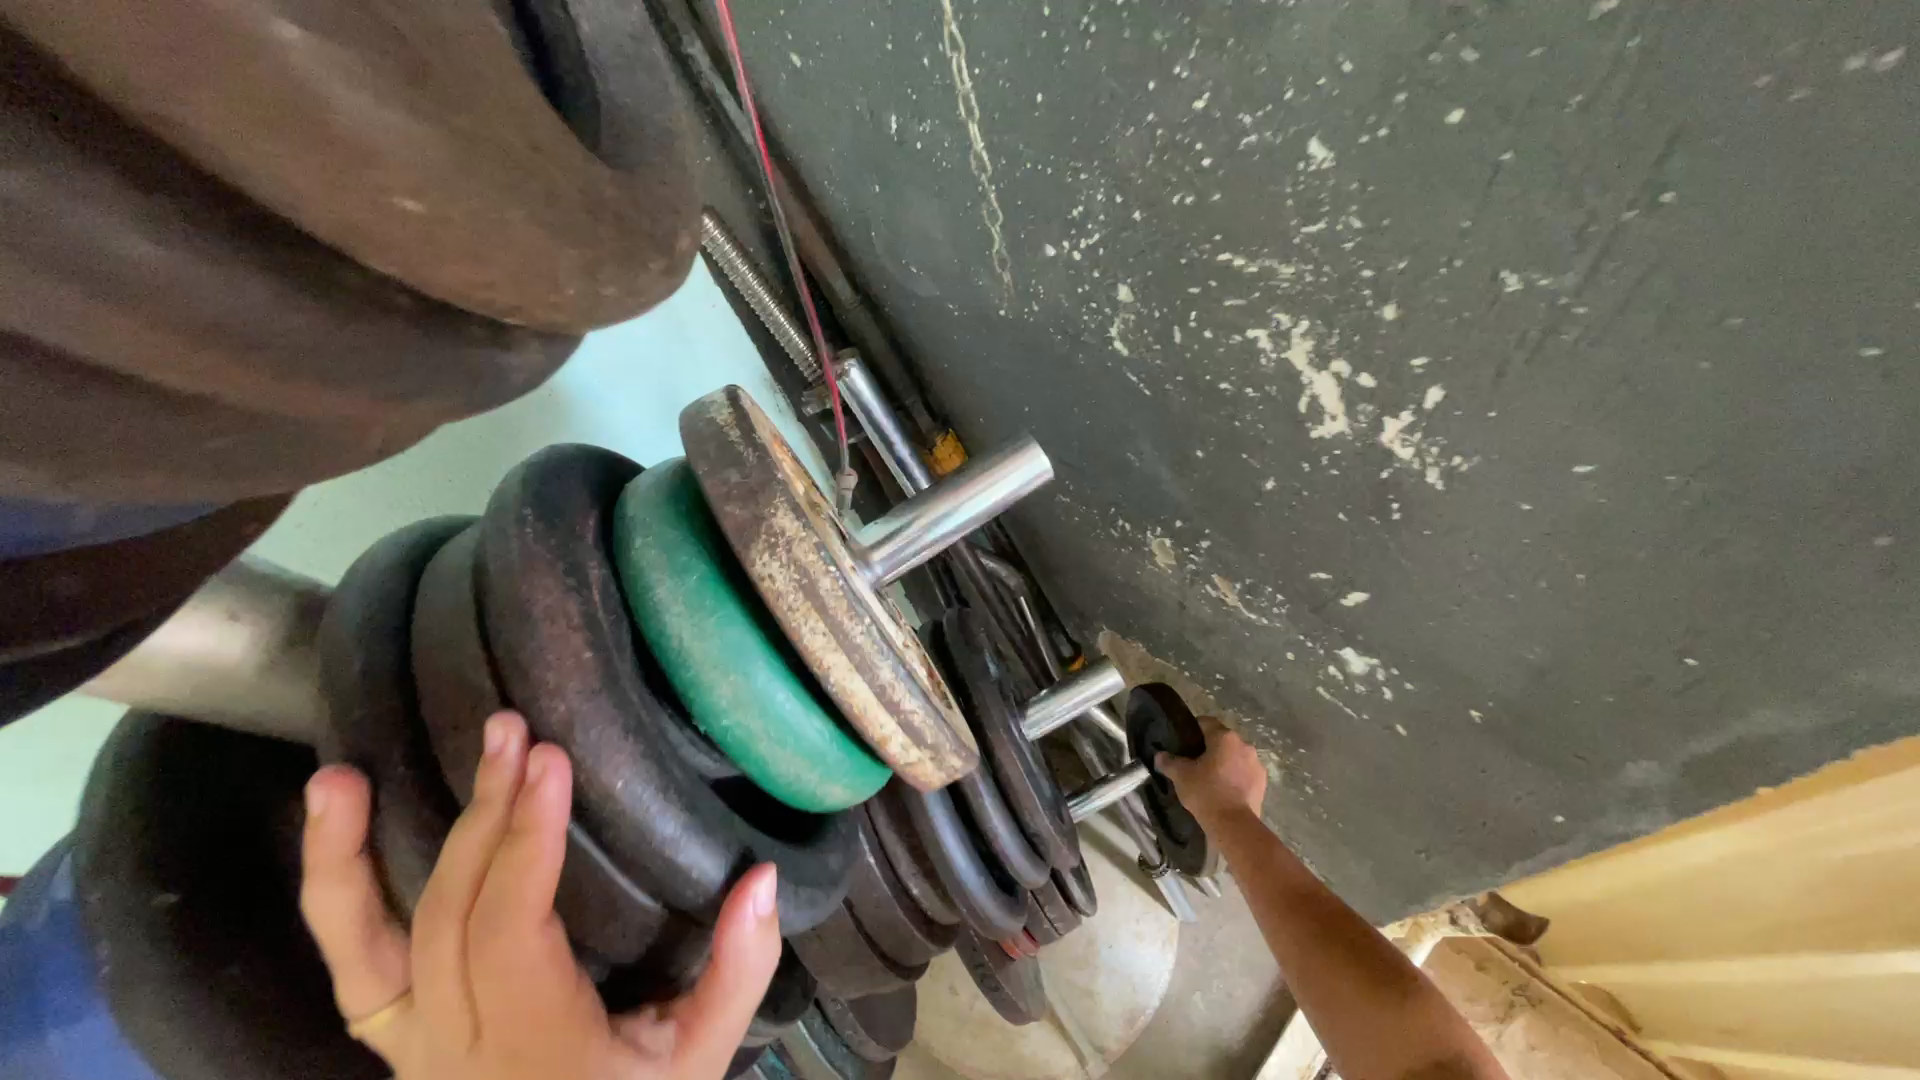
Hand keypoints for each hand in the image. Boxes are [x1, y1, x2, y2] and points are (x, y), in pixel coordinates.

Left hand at [299, 711, 781, 1079]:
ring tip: (342, 776)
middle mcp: (453, 1050)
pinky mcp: (402, 1039)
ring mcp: (413, 1049)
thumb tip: (762, 877)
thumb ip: (739, 971)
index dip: (526, 843)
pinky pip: (354, 968)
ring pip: (367, 948)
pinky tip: (329, 826)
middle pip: (451, 916)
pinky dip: (335, 895)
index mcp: (533, 1047)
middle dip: (484, 816)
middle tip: (511, 733)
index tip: (549, 761)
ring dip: (352, 856)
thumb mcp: (702, 1059)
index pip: (509, 930)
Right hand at [1154, 717, 1266, 827]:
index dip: (1193, 729)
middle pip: (1223, 740)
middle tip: (1195, 763)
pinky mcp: (1262, 782)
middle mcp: (1244, 745)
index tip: (1184, 742)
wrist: (1233, 824)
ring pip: (1236, 756)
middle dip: (1210, 748)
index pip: (1206, 722)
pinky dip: (1236, 777)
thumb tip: (1159, 755)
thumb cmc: (1205, 792)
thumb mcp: (1180, 775)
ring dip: (1225, 762)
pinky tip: (1226, 790)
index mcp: (1224, 737)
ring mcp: (1256, 764)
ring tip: (1212, 779)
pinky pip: (1245, 772)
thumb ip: (1168, 761)